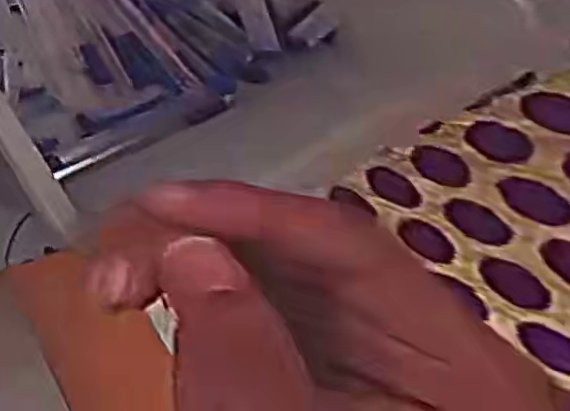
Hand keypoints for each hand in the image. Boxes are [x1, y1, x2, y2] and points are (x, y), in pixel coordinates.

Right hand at [84, 181, 566, 409]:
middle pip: (280, 244)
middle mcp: (407, 334)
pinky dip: (166, 274)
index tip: (158, 201)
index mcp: (459, 368)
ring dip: (159, 253)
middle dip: (179, 236)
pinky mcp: (293, 334)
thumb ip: (243, 348)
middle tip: (116, 259)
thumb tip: (185, 246)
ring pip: (238, 251)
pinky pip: (224, 277)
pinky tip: (129, 289)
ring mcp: (347, 333)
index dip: (246, 209)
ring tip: (110, 285)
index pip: (347, 244)